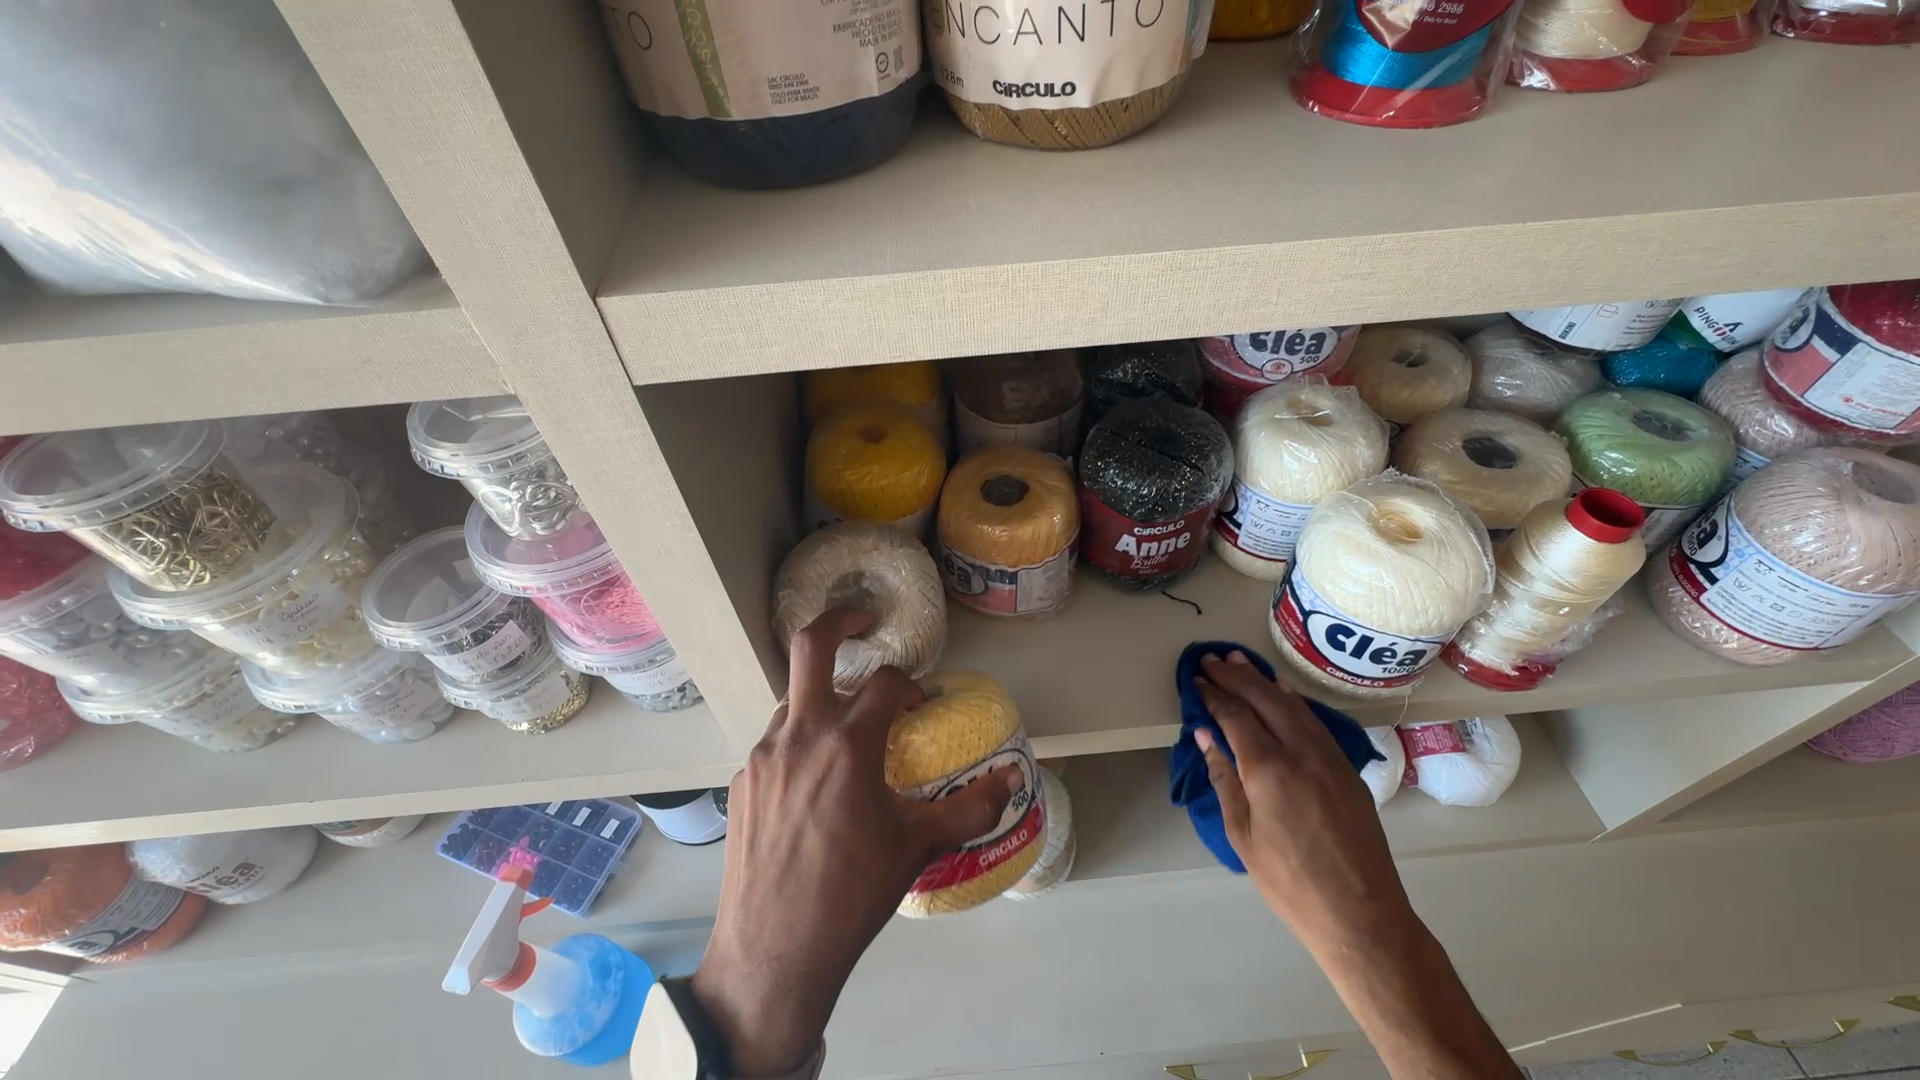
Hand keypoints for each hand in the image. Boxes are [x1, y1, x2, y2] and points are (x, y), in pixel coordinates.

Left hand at [692, 608, 1019, 1076]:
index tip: (921, 704)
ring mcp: (762, 756)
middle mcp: (799, 735)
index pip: (885, 683)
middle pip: (810, 646)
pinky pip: (775, 743)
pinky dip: (800, 741)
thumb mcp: (920, 846)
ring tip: (847, 731)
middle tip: (864, 621)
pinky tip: (815, 784)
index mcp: (847, 744)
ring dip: (822, 698)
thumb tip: (1017, 779)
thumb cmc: (854, 893)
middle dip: (839, 620)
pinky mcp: (741, 782)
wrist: (775, 952)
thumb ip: (973, 806)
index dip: (910, 685)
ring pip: (792, 700)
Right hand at [1192, 652, 1416, 949]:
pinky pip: (1315, 721)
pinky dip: (1292, 701)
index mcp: (1269, 770)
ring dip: (1265, 680)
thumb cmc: (1288, 882)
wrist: (1360, 914)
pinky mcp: (1347, 769)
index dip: (1213, 695)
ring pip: (1294, 704)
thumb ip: (1223, 778)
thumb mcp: (1241, 834)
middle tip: (1211, 658)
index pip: (1236, 716)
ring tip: (1240, 662)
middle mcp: (1302, 752)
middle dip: (1236, 675)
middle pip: (1266, 698)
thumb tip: (1206, 735)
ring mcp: (1330, 758)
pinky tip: (1281, 694)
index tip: (1196, 680)